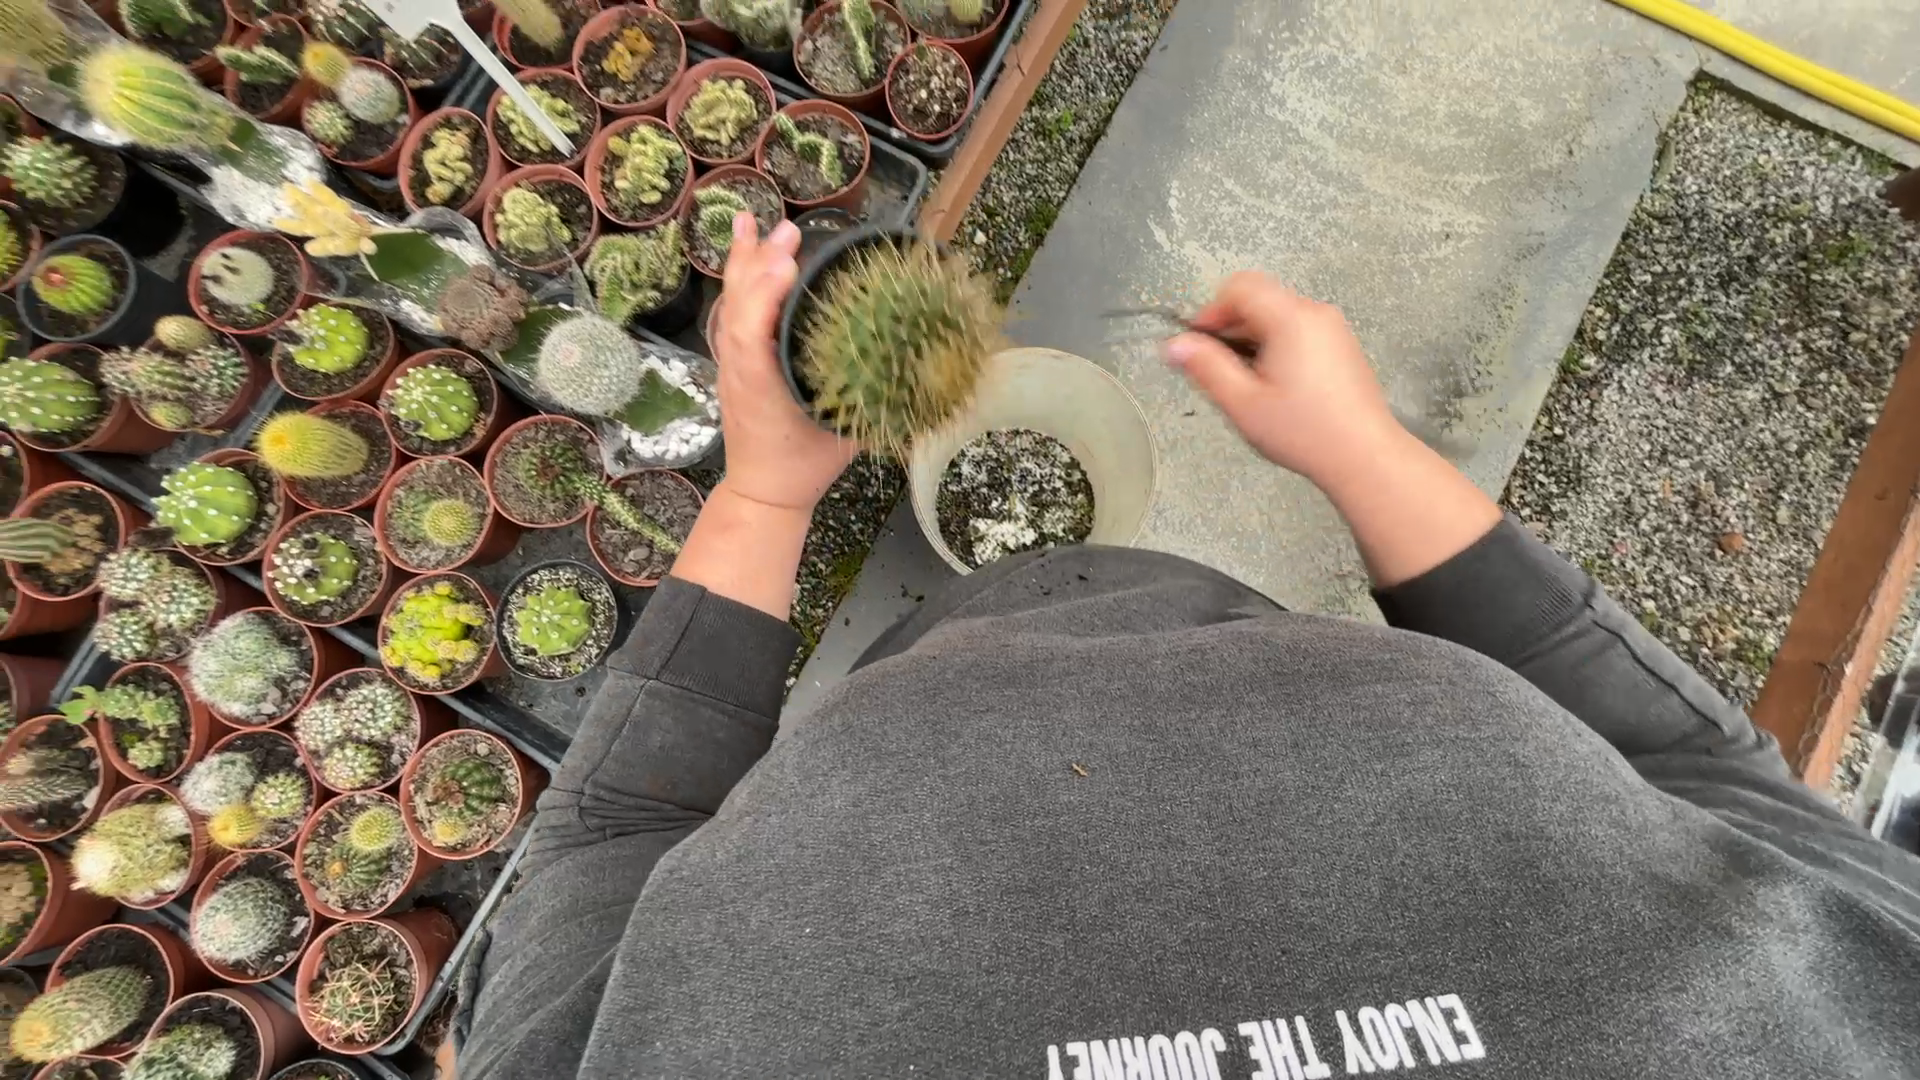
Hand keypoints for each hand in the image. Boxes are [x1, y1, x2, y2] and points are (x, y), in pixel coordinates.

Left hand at [710, 213, 855, 514]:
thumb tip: (908, 363)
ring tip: (753, 219)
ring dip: (743, 262)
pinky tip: (745, 254)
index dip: (763, 297)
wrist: (763, 492)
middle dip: (760, 264)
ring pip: (730, 307)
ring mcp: (732, 365)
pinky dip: (738, 281)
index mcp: (762, 392)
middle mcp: (740, 372)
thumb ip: (868, 401)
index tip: (787, 263)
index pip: (749, 338)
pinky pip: (733, 314)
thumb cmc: (803, 469)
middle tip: (790, 231)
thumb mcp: (842, 439)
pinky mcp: (735, 362)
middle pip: (737, 310)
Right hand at [1166, 272, 1404, 486]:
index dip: (1211, 311)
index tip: (1198, 347)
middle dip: (1230, 328)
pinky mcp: (1340, 345)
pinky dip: (1274, 345)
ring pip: (1277, 315)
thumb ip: (1205, 367)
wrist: (1363, 455)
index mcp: (1290, 319)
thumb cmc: (1300, 430)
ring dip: (1251, 339)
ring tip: (1245, 383)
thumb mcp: (1242, 402)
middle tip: (1218, 371)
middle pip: (1259, 298)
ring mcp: (1332, 328)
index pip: (1240, 287)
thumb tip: (1172, 344)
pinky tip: (1273, 385)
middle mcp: (1314, 312)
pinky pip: (1297, 330)